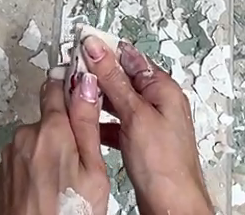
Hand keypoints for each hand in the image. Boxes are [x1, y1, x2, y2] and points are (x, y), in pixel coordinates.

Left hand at [0, 73, 110, 214]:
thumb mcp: (94, 172)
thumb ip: (87, 123)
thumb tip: (86, 82)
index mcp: (51, 129)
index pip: (56, 86)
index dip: (68, 84)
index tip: (79, 84)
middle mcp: (26, 134)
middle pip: (48, 117)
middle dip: (63, 131)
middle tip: (79, 161)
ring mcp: (12, 152)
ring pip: (36, 139)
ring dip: (48, 151)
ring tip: (62, 183)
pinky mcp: (4, 170)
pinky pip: (24, 157)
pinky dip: (35, 167)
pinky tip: (47, 190)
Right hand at [81, 34, 212, 214]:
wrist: (172, 209)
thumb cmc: (166, 168)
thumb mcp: (134, 115)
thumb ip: (113, 79)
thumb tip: (96, 48)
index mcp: (163, 88)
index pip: (128, 56)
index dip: (104, 50)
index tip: (80, 46)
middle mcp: (158, 103)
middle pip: (122, 77)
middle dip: (97, 74)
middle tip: (72, 70)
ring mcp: (148, 124)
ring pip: (116, 100)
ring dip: (97, 97)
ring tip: (75, 93)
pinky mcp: (139, 142)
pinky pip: (115, 122)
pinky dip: (100, 121)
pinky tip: (87, 123)